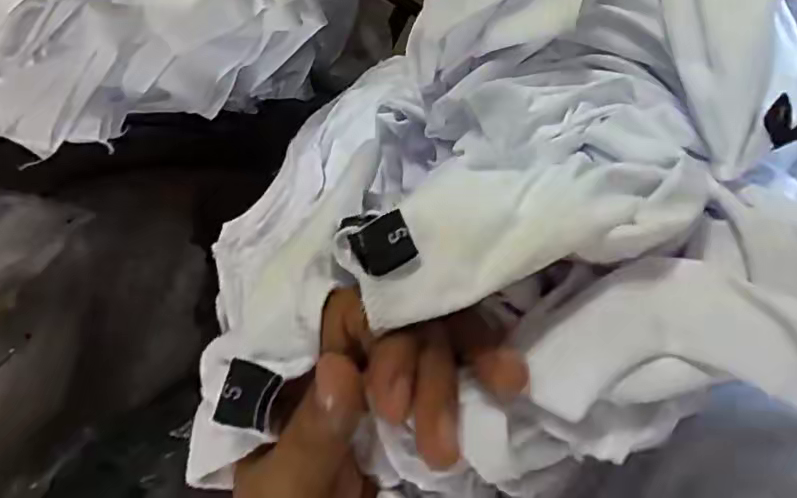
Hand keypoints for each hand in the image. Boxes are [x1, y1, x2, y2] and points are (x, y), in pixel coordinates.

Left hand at [233, 287, 528, 497]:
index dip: (382, 339)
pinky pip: (465, 357)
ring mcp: (401, 369)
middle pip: (406, 325)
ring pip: (443, 334)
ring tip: (503, 390)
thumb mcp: (286, 492)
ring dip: (474, 360)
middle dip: (430, 373)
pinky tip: (510, 379)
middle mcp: (359, 354)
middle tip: (439, 444)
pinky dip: (488, 363)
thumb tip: (337, 364)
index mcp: (310, 368)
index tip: (394, 403)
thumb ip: (311, 436)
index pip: (353, 316)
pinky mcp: (434, 389)